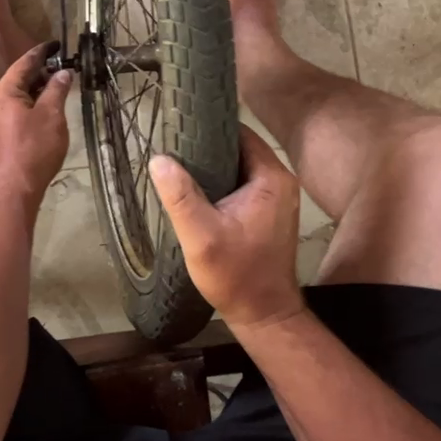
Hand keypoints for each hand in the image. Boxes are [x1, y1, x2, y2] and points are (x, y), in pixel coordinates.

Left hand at [0, 44, 73, 199]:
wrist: (13, 188)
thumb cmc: (34, 147)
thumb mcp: (51, 114)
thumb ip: (57, 89)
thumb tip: (63, 73)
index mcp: (4, 91)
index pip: (25, 62)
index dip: (42, 52)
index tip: (57, 44)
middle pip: (19, 77)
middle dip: (41, 71)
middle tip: (63, 66)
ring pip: (18, 94)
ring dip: (37, 89)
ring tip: (59, 86)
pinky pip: (15, 108)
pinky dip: (32, 103)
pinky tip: (46, 108)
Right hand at [150, 127, 304, 330]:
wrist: (264, 315)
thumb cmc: (236, 276)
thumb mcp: (201, 236)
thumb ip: (180, 196)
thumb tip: (159, 159)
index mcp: (272, 178)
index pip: (241, 134)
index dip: (211, 127)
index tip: (182, 125)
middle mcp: (281, 181)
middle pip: (241, 148)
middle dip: (210, 147)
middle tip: (175, 146)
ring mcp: (279, 197)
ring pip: (242, 166)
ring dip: (215, 166)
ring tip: (182, 165)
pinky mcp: (271, 212)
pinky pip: (245, 183)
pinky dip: (224, 182)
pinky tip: (199, 190)